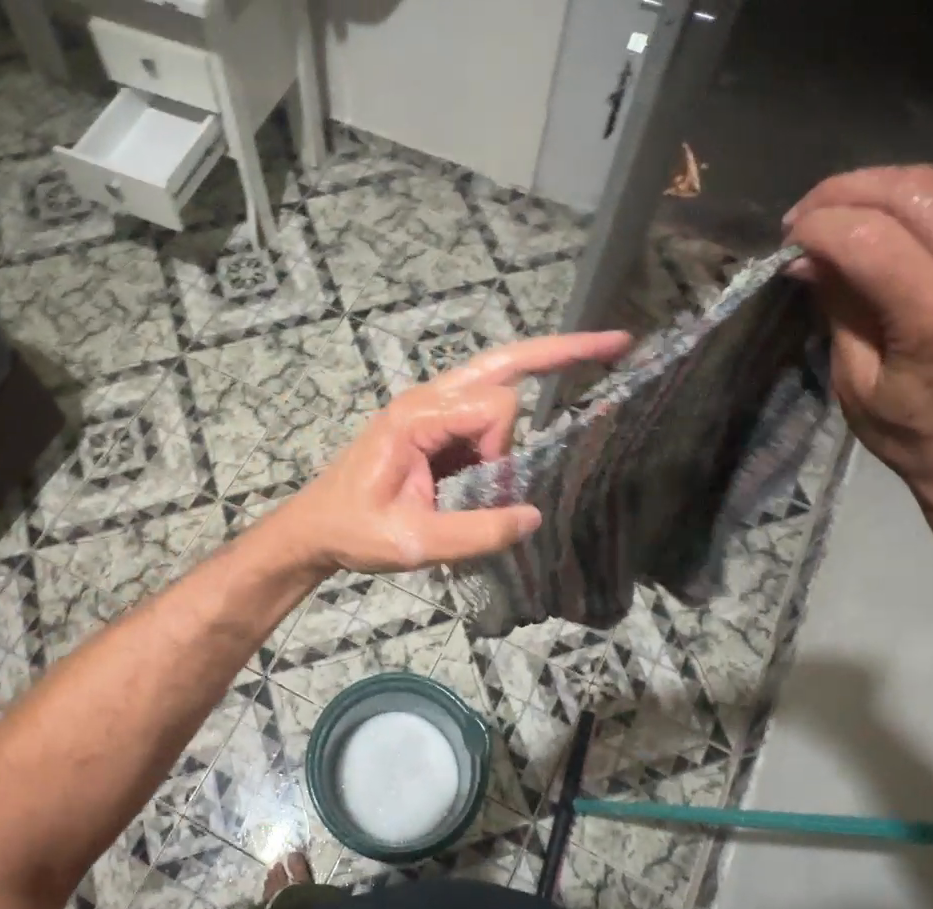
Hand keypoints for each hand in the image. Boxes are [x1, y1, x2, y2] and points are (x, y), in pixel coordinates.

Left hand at [269, 331, 632, 574]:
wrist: (314, 530)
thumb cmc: (355, 531)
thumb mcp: (413, 543)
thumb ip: (476, 534)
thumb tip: (535, 517)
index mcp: (417, 417)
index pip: (494, 405)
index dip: (503, 449)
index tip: (484, 486)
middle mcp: (426, 400)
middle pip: (503, 361)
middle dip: (560, 351)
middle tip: (618, 341)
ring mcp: (429, 409)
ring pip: (497, 383)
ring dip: (526, 406)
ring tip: (542, 427)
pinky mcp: (433, 426)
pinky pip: (484, 410)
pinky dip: (508, 428)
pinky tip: (515, 450)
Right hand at [784, 165, 932, 527]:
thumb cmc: (912, 433)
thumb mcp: (853, 380)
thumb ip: (838, 308)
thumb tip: (807, 257)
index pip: (872, 237)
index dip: (820, 225)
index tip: (786, 240)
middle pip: (915, 191)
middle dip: (846, 191)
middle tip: (803, 218)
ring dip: (877, 198)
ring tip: (835, 223)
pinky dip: (911, 222)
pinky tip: (885, 248)